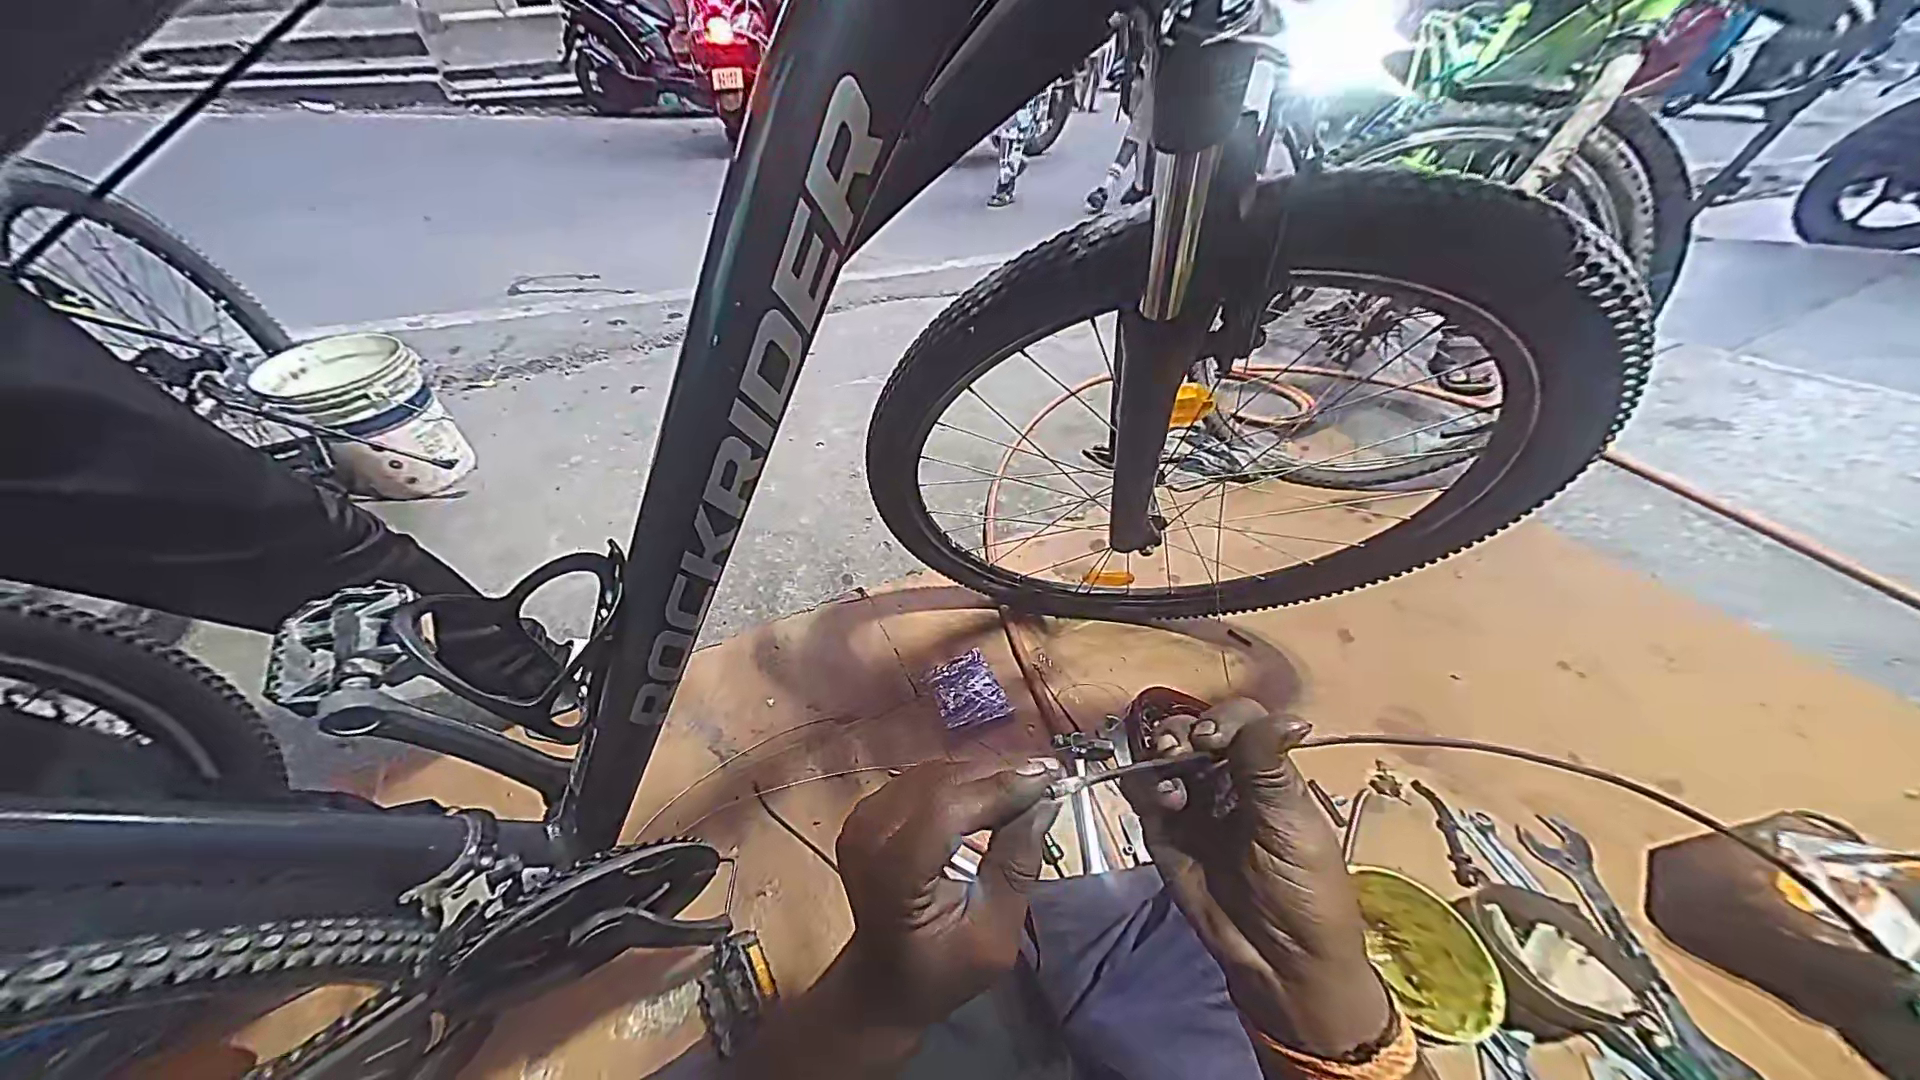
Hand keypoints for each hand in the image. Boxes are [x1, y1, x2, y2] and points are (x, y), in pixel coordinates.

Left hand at [834, 759, 1061, 1026]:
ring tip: (1026, 785)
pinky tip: (992, 792)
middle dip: (999, 777)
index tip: (1050, 775)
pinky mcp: (870, 807)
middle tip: (1048, 777)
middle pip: (943, 784)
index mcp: (892, 873)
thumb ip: (1017, 864)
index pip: (948, 808)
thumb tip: (1044, 801)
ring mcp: (865, 816)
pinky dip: (963, 780)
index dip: (1000, 787)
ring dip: (984, 776)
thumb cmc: (940, 968)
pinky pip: (926, 778)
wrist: (884, 978)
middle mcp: (870, 833)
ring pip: (937, 773)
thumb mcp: (994, 935)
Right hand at [1120, 695, 1393, 1059]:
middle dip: (1179, 732)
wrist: (1277, 963)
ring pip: (1161, 753)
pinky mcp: (1163, 827)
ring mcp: (1190, 800)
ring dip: (1158, 756)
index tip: (1210, 739)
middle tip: (1177, 750)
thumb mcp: (1291, 827)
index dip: (1222, 719)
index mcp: (1263, 769)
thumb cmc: (1303, 891)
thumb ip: (1270, 769)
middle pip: (1191, 728)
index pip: (1238, 719)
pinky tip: (1162, 804)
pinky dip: (1142, 785)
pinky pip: (1141, 790)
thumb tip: (1293, 717)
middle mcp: (1223, 776)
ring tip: (1170, 788)